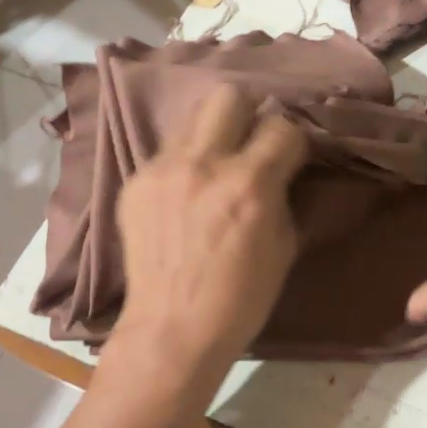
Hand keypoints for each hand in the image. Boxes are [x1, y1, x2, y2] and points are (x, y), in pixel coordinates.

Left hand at [112, 85, 307, 369]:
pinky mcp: (134, 183)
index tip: (291, 160)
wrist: (173, 331)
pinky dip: (184, 165)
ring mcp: (161, 170)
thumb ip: (282, 196)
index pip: (281, 127)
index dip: (292, 143)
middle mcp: (203, 164)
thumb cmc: (241, 300)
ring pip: (192, 119)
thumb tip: (280, 172)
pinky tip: (185, 197)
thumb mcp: (283, 247)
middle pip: (229, 96)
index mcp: (249, 184)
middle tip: (251, 147)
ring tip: (215, 169)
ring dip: (213, 137)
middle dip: (248, 116)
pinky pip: (166, 153)